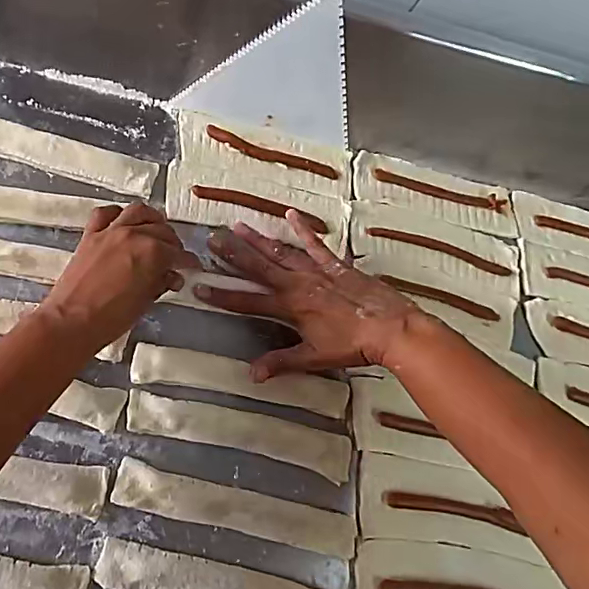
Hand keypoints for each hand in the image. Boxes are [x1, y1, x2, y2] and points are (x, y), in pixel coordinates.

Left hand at [39, 203, 197, 349]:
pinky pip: (105, 213)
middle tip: (175, 255)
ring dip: (151, 218)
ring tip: (156, 228)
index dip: (187, 261)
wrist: (70, 323)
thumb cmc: (108, 318)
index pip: (178, 253)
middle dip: (173, 243)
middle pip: (162, 230)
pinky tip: (122, 221)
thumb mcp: (145, 302)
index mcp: (153, 253)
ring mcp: (110, 233)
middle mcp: (133, 236)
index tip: (189, 266)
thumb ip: (161, 283)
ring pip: (138, 211)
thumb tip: (170, 277)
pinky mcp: (91, 236)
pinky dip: (117, 214)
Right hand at [197, 211, 427, 380]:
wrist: (389, 328)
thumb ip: (282, 361)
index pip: (248, 302)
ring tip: (238, 226)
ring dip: (258, 240)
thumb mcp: (314, 358)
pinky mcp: (336, 265)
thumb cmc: (352, 345)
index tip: (200, 288)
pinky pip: (315, 245)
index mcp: (290, 307)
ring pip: (281, 252)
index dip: (222, 296)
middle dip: (234, 255)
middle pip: (259, 267)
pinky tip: (290, 214)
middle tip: (212, 240)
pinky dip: (303, 230)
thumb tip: (253, 373)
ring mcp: (317, 271)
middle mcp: (299, 284)